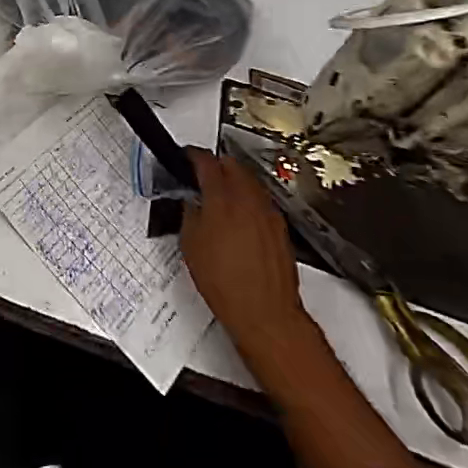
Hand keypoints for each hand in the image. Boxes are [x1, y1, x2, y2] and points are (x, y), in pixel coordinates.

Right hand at [181, 149, 305, 345]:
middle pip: (232, 164)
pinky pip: (261, 199)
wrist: (264, 311)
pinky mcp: (279, 225)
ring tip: (220, 195)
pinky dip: (248, 199)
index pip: (206, 162)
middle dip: (216, 164)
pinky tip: (239, 216)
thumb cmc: (227, 284)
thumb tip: (191, 204)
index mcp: (222, 199)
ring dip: (234, 180)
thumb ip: (190, 215)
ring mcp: (267, 210)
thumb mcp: (191, 246)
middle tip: (202, 173)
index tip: (188, 156)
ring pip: (249, 180)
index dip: (194, 156)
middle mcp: (248, 199)